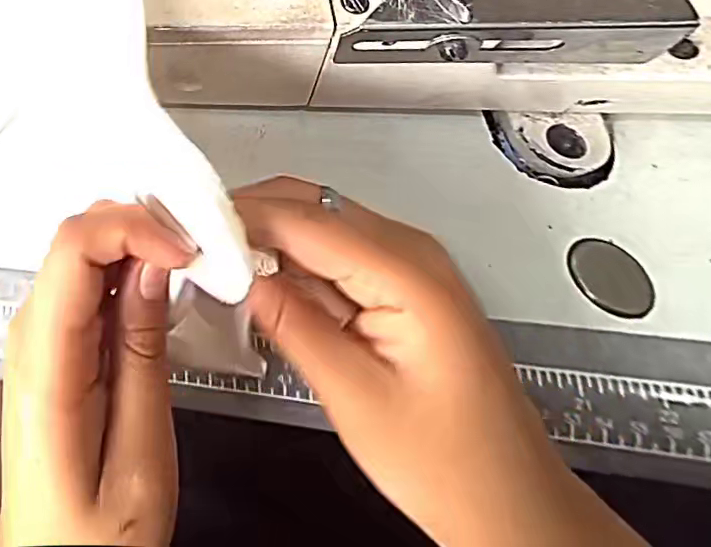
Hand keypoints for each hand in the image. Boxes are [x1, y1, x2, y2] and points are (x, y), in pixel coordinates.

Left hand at [0, 202, 194, 546]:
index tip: (184, 250)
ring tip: (186, 260)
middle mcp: (29, 333)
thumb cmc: (92, 533)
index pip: (74, 248)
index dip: (134, 229)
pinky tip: (160, 279)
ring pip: (84, 245)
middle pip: (78, 235)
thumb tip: (153, 266)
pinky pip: (89, 271)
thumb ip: (144, 349)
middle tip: (195, 246)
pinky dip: (129, 260)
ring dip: (139, 239)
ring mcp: (37, 328)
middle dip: (142, 224)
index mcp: (45, 364)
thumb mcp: (140, 454)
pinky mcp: (54, 332)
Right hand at [235, 178, 642, 546]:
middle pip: (314, 206)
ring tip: (221, 258)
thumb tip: (242, 275)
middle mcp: (410, 252)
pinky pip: (335, 252)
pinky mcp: (398, 283)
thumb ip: (294, 326)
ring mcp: (407, 264)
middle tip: (202, 238)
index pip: (308, 220)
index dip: (247, 217)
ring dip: (270, 236)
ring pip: (321, 223)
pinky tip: (263, 279)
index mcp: (408, 274)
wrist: (512, 506)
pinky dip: (294, 259)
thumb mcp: (356, 399)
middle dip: (254, 215)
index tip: (198, 226)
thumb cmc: (453, 466)